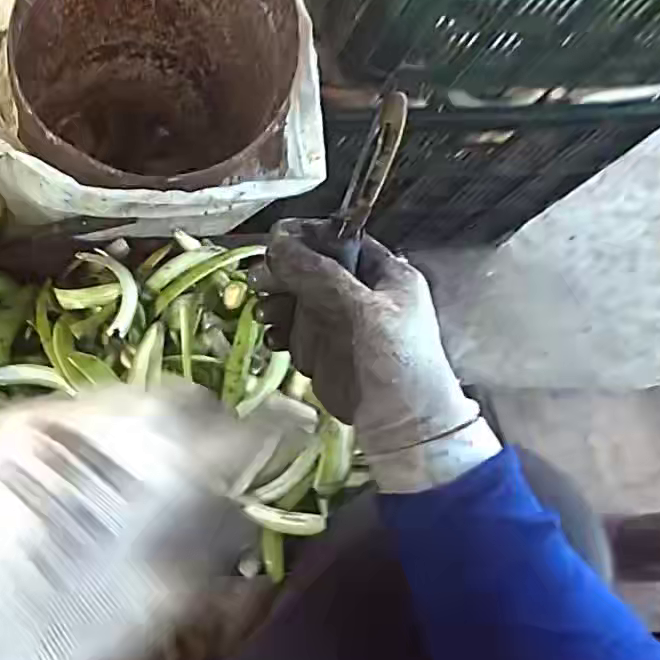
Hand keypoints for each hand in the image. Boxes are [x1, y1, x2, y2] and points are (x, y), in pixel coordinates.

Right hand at [256, 220, 498, 492]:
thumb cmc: (396, 361)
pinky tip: (275, 342)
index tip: (275, 240)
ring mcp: (336, 321)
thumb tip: (279, 243)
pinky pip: (289, 329)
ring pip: (293, 299)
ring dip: (275, 305)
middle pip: (308, 269)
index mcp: (382, 274)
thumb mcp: (363, 310)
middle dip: (282, 274)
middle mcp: (356, 292)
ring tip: (266, 317)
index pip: (339, 240)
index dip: (306, 237)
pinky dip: (277, 333)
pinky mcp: (319, 347)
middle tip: (259, 282)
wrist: (401, 422)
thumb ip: (321, 275)